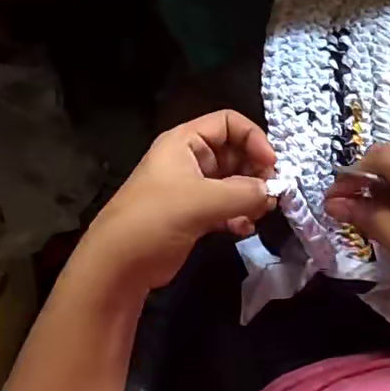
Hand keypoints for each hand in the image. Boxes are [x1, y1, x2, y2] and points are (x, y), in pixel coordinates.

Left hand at [79, 110, 277, 291]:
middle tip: (271, 194)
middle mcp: (189, 159)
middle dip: (256, 171)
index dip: (253, 138)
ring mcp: (192, 188)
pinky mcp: (194, 215)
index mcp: (184, 142)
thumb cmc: (154, 220)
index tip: (271, 164)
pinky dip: (240, 214)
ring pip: (233, 181)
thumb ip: (243, 193)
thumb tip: (272, 192)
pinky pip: (227, 206)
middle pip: (235, 152)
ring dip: (251, 194)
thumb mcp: (200, 201)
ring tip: (261, 213)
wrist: (117, 267)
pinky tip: (246, 229)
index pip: (228, 123)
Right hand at [324, 142, 389, 315]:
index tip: (331, 202)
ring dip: (375, 186)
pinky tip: (387, 211)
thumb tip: (332, 204)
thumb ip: (370, 219)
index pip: (382, 159)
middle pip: (386, 156)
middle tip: (343, 209)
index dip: (352, 177)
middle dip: (362, 181)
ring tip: (366, 214)